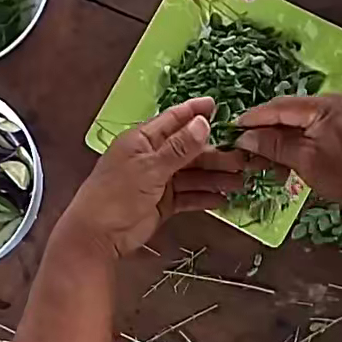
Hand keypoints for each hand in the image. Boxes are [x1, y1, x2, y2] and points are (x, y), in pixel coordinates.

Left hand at [57, 97, 251, 257]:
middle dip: (216, 154)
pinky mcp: (163, 203)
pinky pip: (188, 196)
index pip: (173, 120)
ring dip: (215, 177)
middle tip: (243, 157)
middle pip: (189, 150)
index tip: (219, 106)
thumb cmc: (117, 195)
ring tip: (241, 181)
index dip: (195, 113)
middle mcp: (152, 157)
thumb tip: (203, 122)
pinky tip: (224, 199)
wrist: (98, 236)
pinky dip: (205, 197)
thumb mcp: (150, 168)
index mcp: (143, 140)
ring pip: (192, 175)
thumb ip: (179, 148)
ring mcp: (158, 181)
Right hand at [234, 95, 341, 211]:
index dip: (253, 119)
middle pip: (288, 113)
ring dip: (281, 142)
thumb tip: (244, 136)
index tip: (232, 130)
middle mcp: (332, 103)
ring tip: (267, 163)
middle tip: (246, 150)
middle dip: (266, 132)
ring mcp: (341, 115)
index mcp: (322, 105)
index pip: (277, 107)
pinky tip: (289, 163)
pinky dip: (298, 145)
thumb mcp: (304, 160)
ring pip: (300, 124)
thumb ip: (273, 145)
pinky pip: (313, 131)